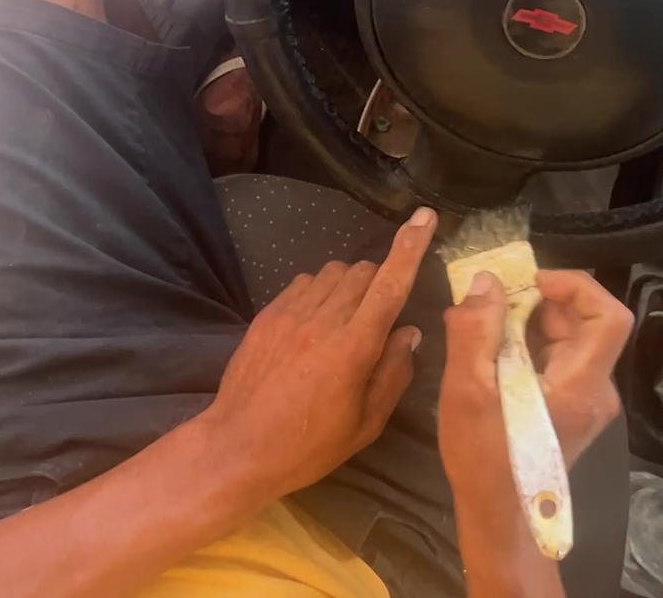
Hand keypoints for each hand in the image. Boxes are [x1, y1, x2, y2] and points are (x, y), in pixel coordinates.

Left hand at [199, 207, 436, 501]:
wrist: (237, 447)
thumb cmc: (309, 445)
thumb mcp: (365, 424)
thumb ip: (394, 374)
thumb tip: (409, 332)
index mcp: (355, 347)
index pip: (391, 284)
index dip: (411, 246)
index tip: (425, 216)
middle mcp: (325, 319)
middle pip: (365, 271)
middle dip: (380, 282)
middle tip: (376, 317)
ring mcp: (293, 312)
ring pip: (335, 271)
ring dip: (350, 284)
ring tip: (344, 319)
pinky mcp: (270, 313)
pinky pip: (305, 281)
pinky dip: (320, 291)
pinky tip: (315, 322)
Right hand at [438, 268, 631, 596]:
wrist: (500, 520)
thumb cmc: (485, 461)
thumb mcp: (468, 391)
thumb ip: (475, 331)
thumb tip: (485, 281)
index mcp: (581, 384)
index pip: (609, 316)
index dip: (577, 286)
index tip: (533, 282)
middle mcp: (595, 388)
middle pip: (583, 321)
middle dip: (538, 302)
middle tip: (492, 305)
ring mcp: (586, 397)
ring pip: (569, 335)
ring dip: (529, 321)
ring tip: (484, 329)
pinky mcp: (572, 404)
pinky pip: (558, 355)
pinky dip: (528, 342)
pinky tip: (492, 352)